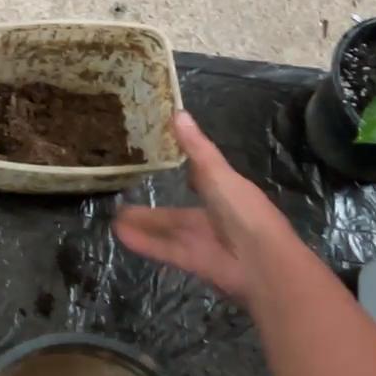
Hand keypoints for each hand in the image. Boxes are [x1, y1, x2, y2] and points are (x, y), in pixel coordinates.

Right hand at [114, 112, 294, 299]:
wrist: (261, 262)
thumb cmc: (244, 210)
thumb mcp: (218, 173)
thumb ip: (196, 148)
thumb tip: (178, 112)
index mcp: (225, 193)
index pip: (202, 180)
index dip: (185, 172)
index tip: (160, 161)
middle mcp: (213, 217)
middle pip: (176, 213)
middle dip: (153, 209)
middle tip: (124, 200)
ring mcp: (202, 240)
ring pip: (167, 231)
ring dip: (143, 225)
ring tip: (114, 218)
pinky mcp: (191, 260)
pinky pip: (163, 248)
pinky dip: (144, 242)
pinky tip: (120, 235)